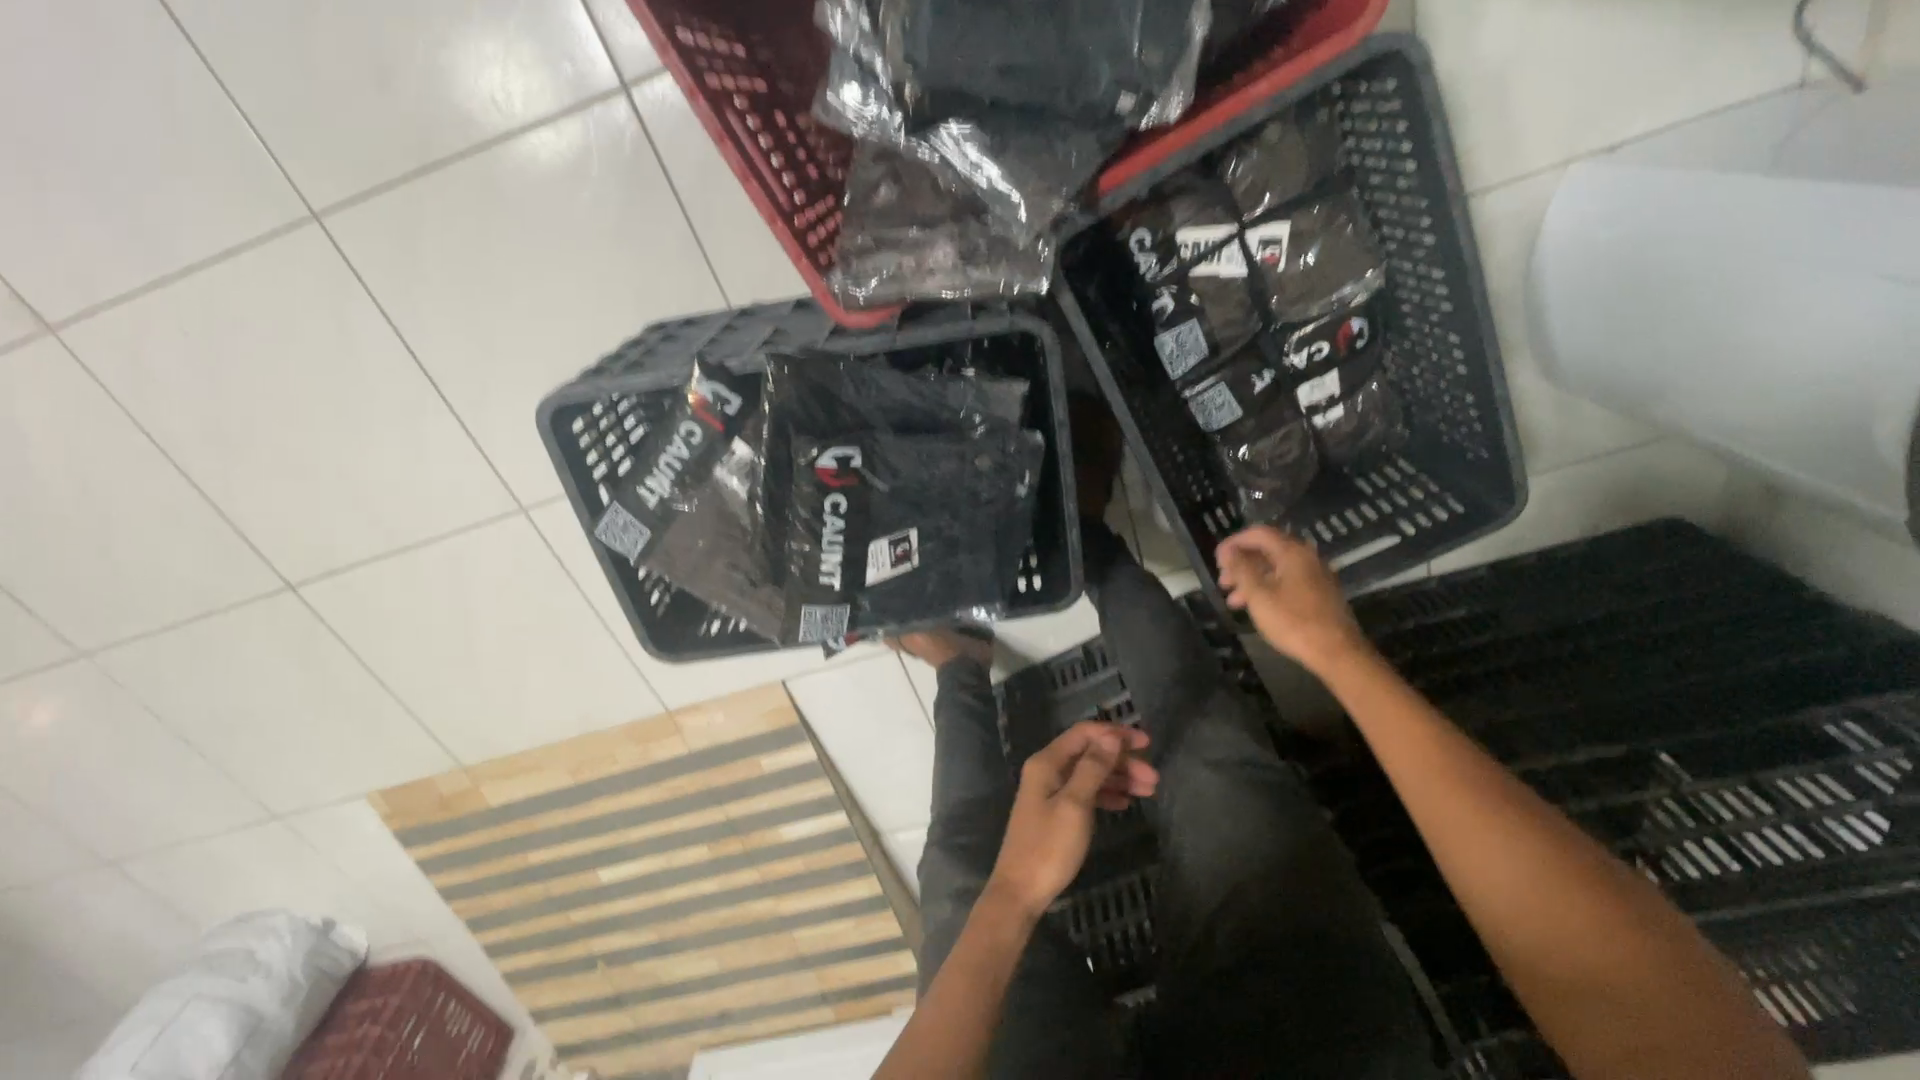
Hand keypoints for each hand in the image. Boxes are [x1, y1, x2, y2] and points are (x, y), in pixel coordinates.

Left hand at [987, 722, 1157, 918]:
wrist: (1021, 890)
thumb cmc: (1048, 846)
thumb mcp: (1075, 804)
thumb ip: (1093, 768)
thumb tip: (1111, 736)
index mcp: (1047, 763)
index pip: (1084, 734)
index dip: (1115, 734)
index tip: (1146, 744)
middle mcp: (1047, 771)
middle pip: (1090, 754)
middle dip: (1122, 761)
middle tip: (1153, 779)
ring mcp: (1050, 792)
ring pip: (1090, 774)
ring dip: (1118, 779)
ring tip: (1149, 792)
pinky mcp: (1055, 812)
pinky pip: (1085, 793)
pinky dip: (1106, 795)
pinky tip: (1125, 804)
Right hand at [1215, 525, 1372, 675]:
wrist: (1337, 652)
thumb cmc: (1293, 622)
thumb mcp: (1259, 596)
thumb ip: (1241, 570)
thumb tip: (1227, 551)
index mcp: (1293, 553)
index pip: (1259, 533)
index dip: (1234, 542)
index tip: (1217, 560)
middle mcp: (1307, 558)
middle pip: (1268, 550)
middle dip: (1241, 564)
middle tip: (1223, 582)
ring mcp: (1316, 575)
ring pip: (1277, 569)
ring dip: (1252, 580)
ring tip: (1233, 601)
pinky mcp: (1320, 593)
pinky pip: (1288, 581)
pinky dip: (1268, 588)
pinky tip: (1256, 607)